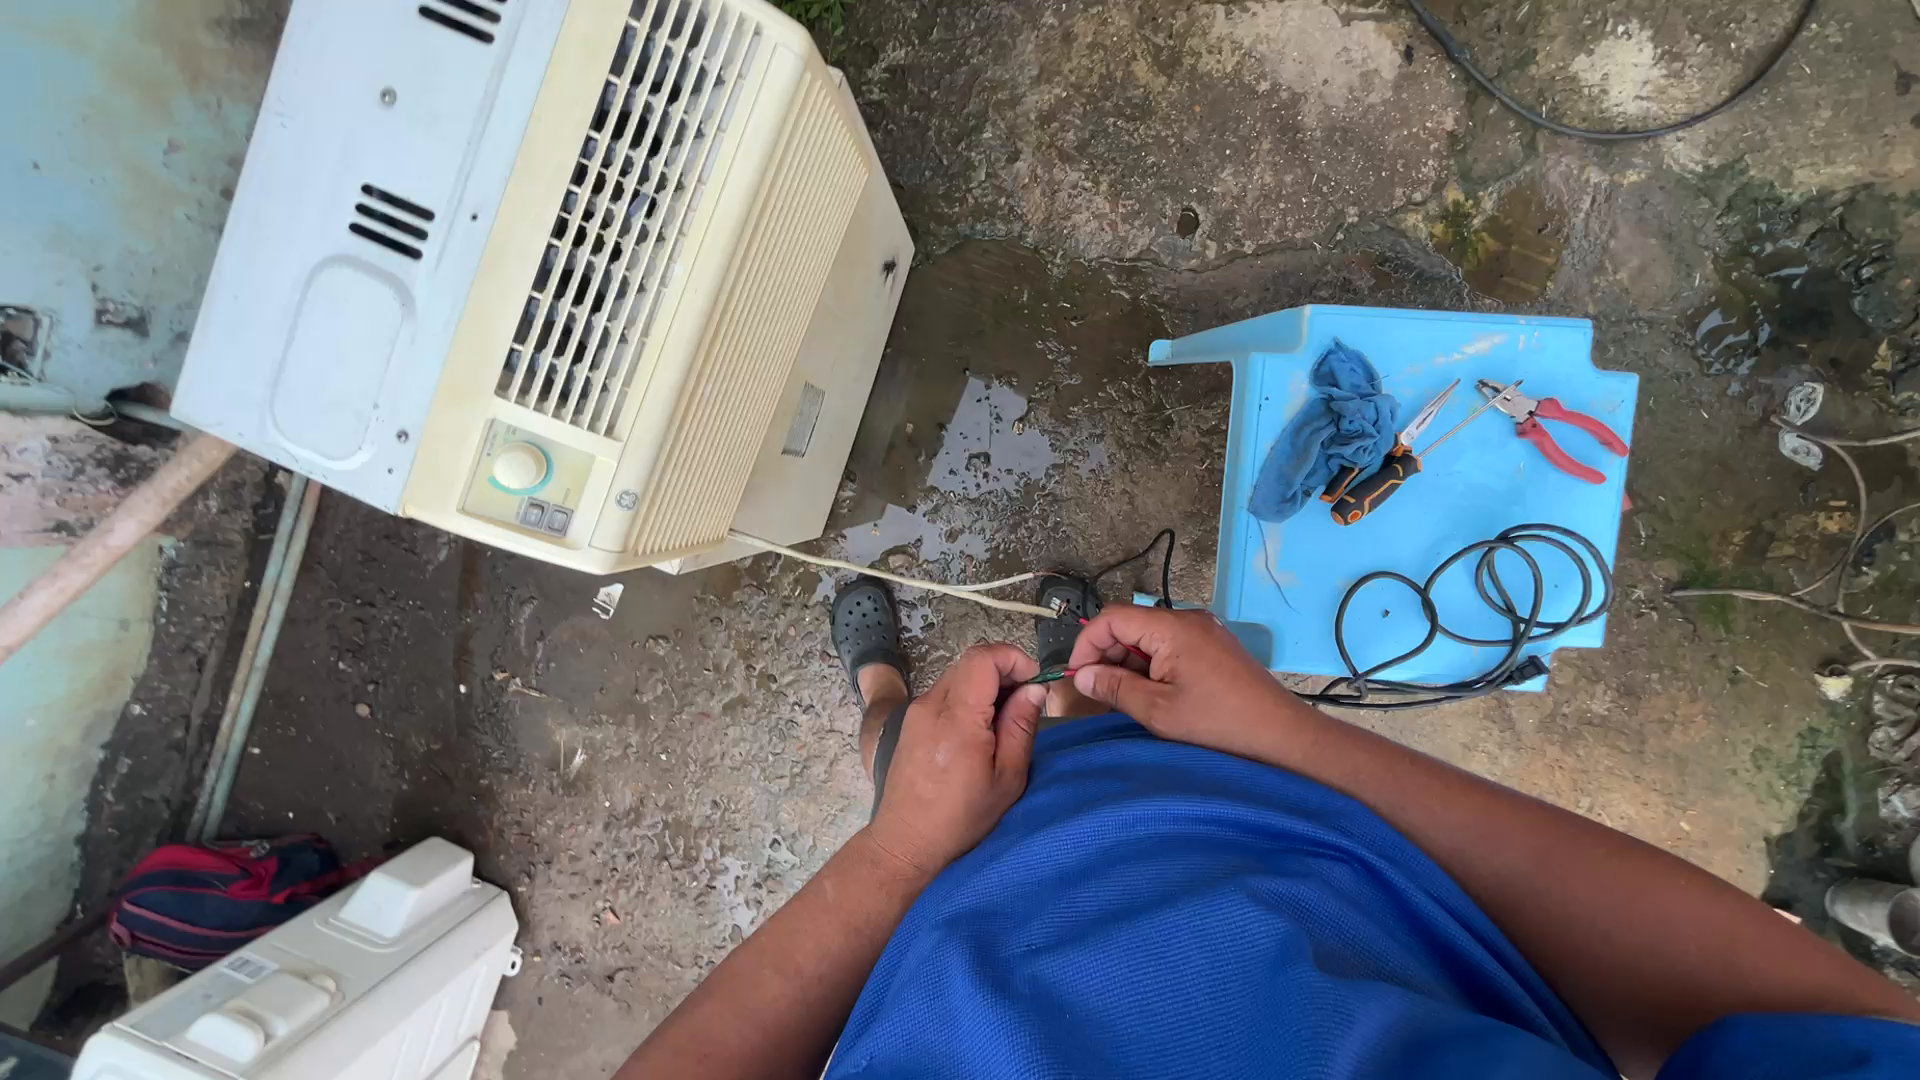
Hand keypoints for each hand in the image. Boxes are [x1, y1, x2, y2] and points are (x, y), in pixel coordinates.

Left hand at [867, 644, 1045, 878]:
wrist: (906, 840)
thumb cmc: (961, 817)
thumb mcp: (1007, 778)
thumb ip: (1021, 726)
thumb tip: (1034, 688)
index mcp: (957, 718)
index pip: (983, 658)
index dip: (1014, 659)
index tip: (1034, 682)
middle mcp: (932, 704)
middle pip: (971, 662)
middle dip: (1004, 670)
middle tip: (1025, 700)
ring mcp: (917, 710)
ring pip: (959, 674)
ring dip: (987, 683)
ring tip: (1005, 719)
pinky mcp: (912, 719)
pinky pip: (946, 691)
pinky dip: (969, 696)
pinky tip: (980, 728)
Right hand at [1067, 605, 1299, 750]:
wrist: (1283, 736)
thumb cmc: (1218, 724)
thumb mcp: (1157, 711)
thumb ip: (1114, 687)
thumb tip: (1081, 675)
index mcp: (1172, 627)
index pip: (1111, 618)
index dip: (1086, 644)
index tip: (1077, 676)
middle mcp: (1188, 619)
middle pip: (1130, 625)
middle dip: (1107, 655)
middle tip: (1097, 691)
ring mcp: (1204, 630)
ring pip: (1148, 636)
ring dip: (1128, 663)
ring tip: (1123, 697)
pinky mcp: (1213, 645)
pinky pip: (1169, 645)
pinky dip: (1151, 665)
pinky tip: (1150, 693)